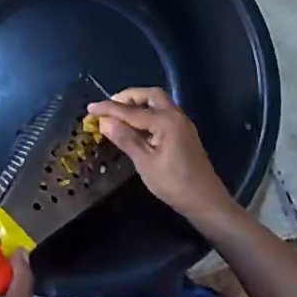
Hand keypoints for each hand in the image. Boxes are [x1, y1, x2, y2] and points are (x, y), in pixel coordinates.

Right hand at [88, 87, 237, 220]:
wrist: (206, 201)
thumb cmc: (174, 184)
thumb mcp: (145, 163)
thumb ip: (126, 139)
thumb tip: (105, 122)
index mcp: (166, 121)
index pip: (131, 111)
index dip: (109, 109)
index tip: (90, 108)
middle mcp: (176, 116)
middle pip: (151, 95)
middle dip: (129, 97)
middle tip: (110, 106)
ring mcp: (182, 124)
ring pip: (159, 102)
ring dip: (139, 103)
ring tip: (120, 114)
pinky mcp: (184, 133)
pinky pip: (164, 113)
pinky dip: (148, 112)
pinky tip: (137, 126)